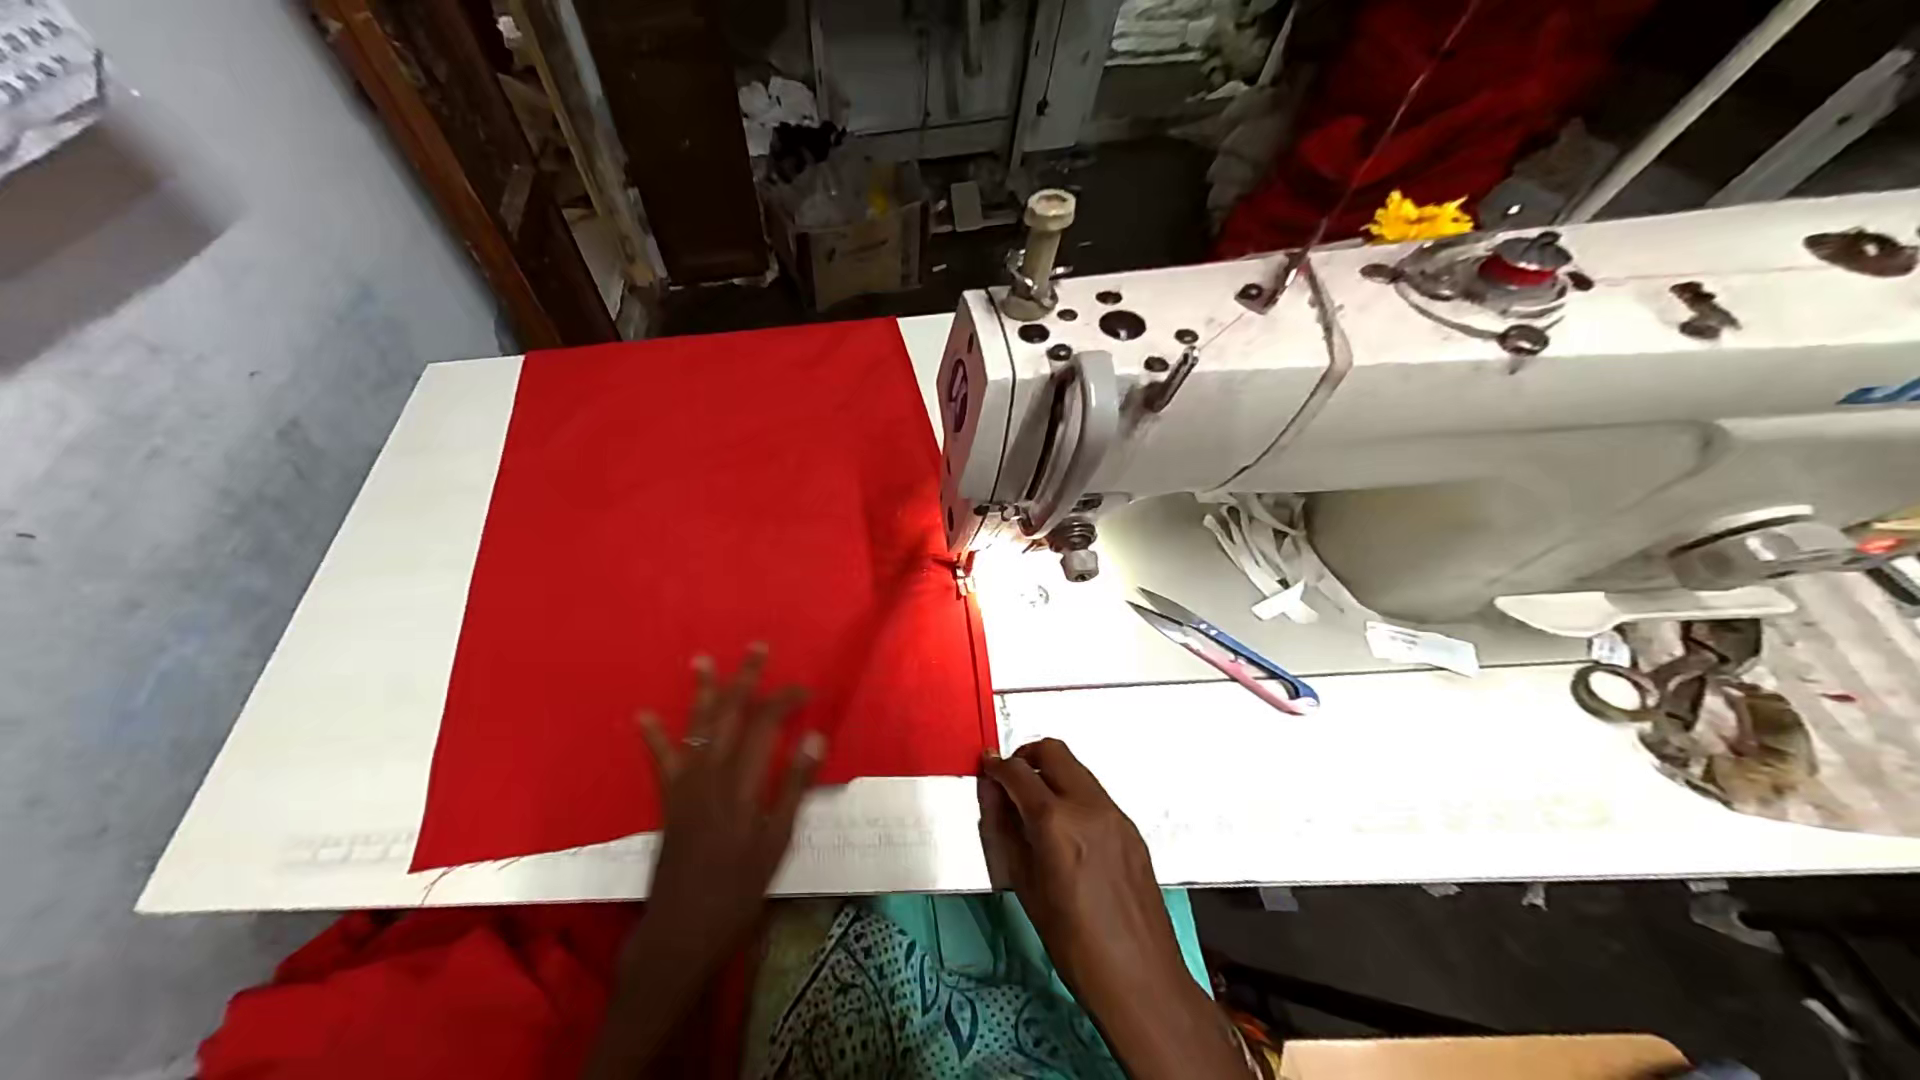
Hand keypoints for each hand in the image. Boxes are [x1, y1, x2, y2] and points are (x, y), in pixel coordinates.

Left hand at [637, 643, 824, 954]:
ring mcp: (685, 787)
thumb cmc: (739, 891)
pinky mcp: (668, 801)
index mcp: (742, 785)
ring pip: (696, 728)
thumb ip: (794, 787)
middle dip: (745, 679)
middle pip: (730, 715)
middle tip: (757, 648)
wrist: (681, 931)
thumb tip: (814, 737)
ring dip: (702, 692)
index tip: (804, 690)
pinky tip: (643, 715)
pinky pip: (661, 761)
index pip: (766, 725)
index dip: (785, 701)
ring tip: (702, 660)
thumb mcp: (778, 842)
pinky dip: (653, 736)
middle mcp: (710, 776)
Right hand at [980, 739, 1245, 1079]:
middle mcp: (1089, 806)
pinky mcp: (1131, 828)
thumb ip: (1005, 830)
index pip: (1018, 771)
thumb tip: (994, 796)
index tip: (988, 769)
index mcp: (1057, 822)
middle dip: (1025, 757)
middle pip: (1053, 751)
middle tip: (1010, 779)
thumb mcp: (1024, 885)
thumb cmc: (1074, 944)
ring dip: (1051, 774)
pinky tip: (1064, 828)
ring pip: (1076, 768)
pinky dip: (1073, 795)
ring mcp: (1115, 814)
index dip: (996, 767)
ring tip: (1034, 806)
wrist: (1139, 977)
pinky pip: (1095, 793)